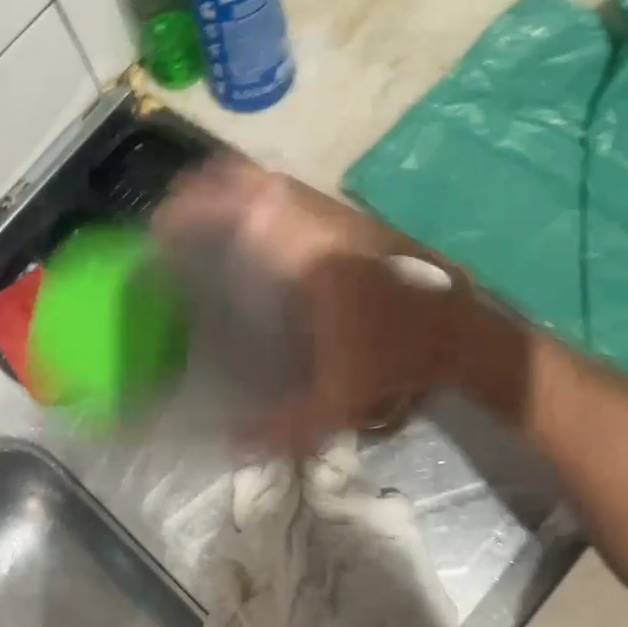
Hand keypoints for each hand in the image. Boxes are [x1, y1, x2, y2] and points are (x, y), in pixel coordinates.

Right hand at [152, 156, 526, 452]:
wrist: (463, 329)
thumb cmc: (398, 358)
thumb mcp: (339, 400)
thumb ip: (283, 426)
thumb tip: (229, 444)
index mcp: (309, 260)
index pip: (244, 215)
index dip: (197, 212)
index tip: (164, 224)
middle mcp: (321, 226)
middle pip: (257, 182)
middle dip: (209, 189)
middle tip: (175, 212)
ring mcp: (341, 217)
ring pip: (279, 182)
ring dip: (236, 188)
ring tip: (204, 209)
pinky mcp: (355, 220)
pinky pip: (298, 194)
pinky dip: (265, 196)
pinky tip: (254, 221)